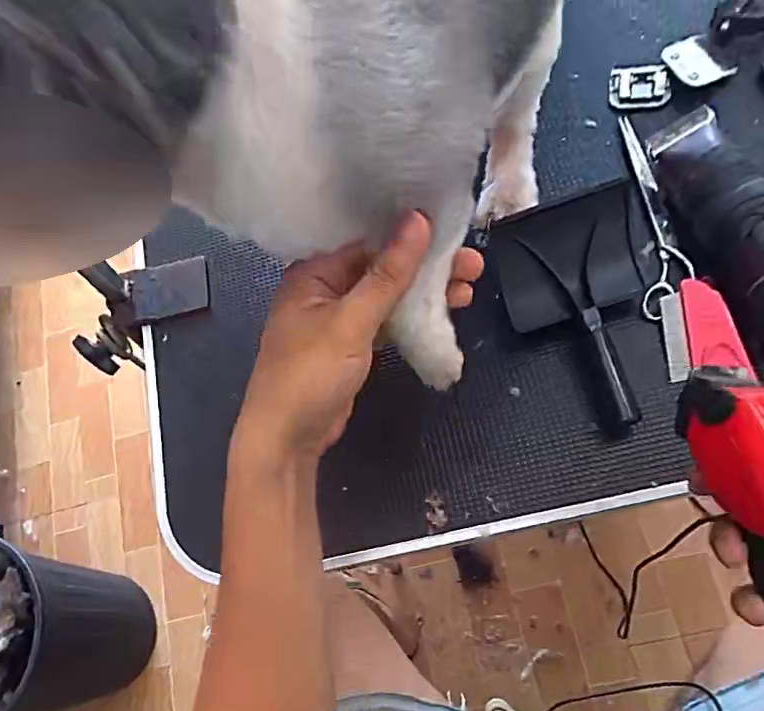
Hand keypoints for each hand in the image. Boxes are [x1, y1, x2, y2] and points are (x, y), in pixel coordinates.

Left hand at [234, 212, 484, 460]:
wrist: (289, 436)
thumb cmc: (310, 374)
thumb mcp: (352, 321)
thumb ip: (388, 275)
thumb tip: (418, 221)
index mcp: (316, 272)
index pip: (370, 243)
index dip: (412, 239)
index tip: (453, 236)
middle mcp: (327, 290)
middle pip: (384, 271)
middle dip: (428, 269)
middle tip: (473, 267)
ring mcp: (341, 321)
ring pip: (390, 300)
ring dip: (425, 296)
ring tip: (468, 291)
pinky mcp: (353, 349)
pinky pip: (387, 325)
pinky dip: (412, 321)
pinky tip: (440, 317)